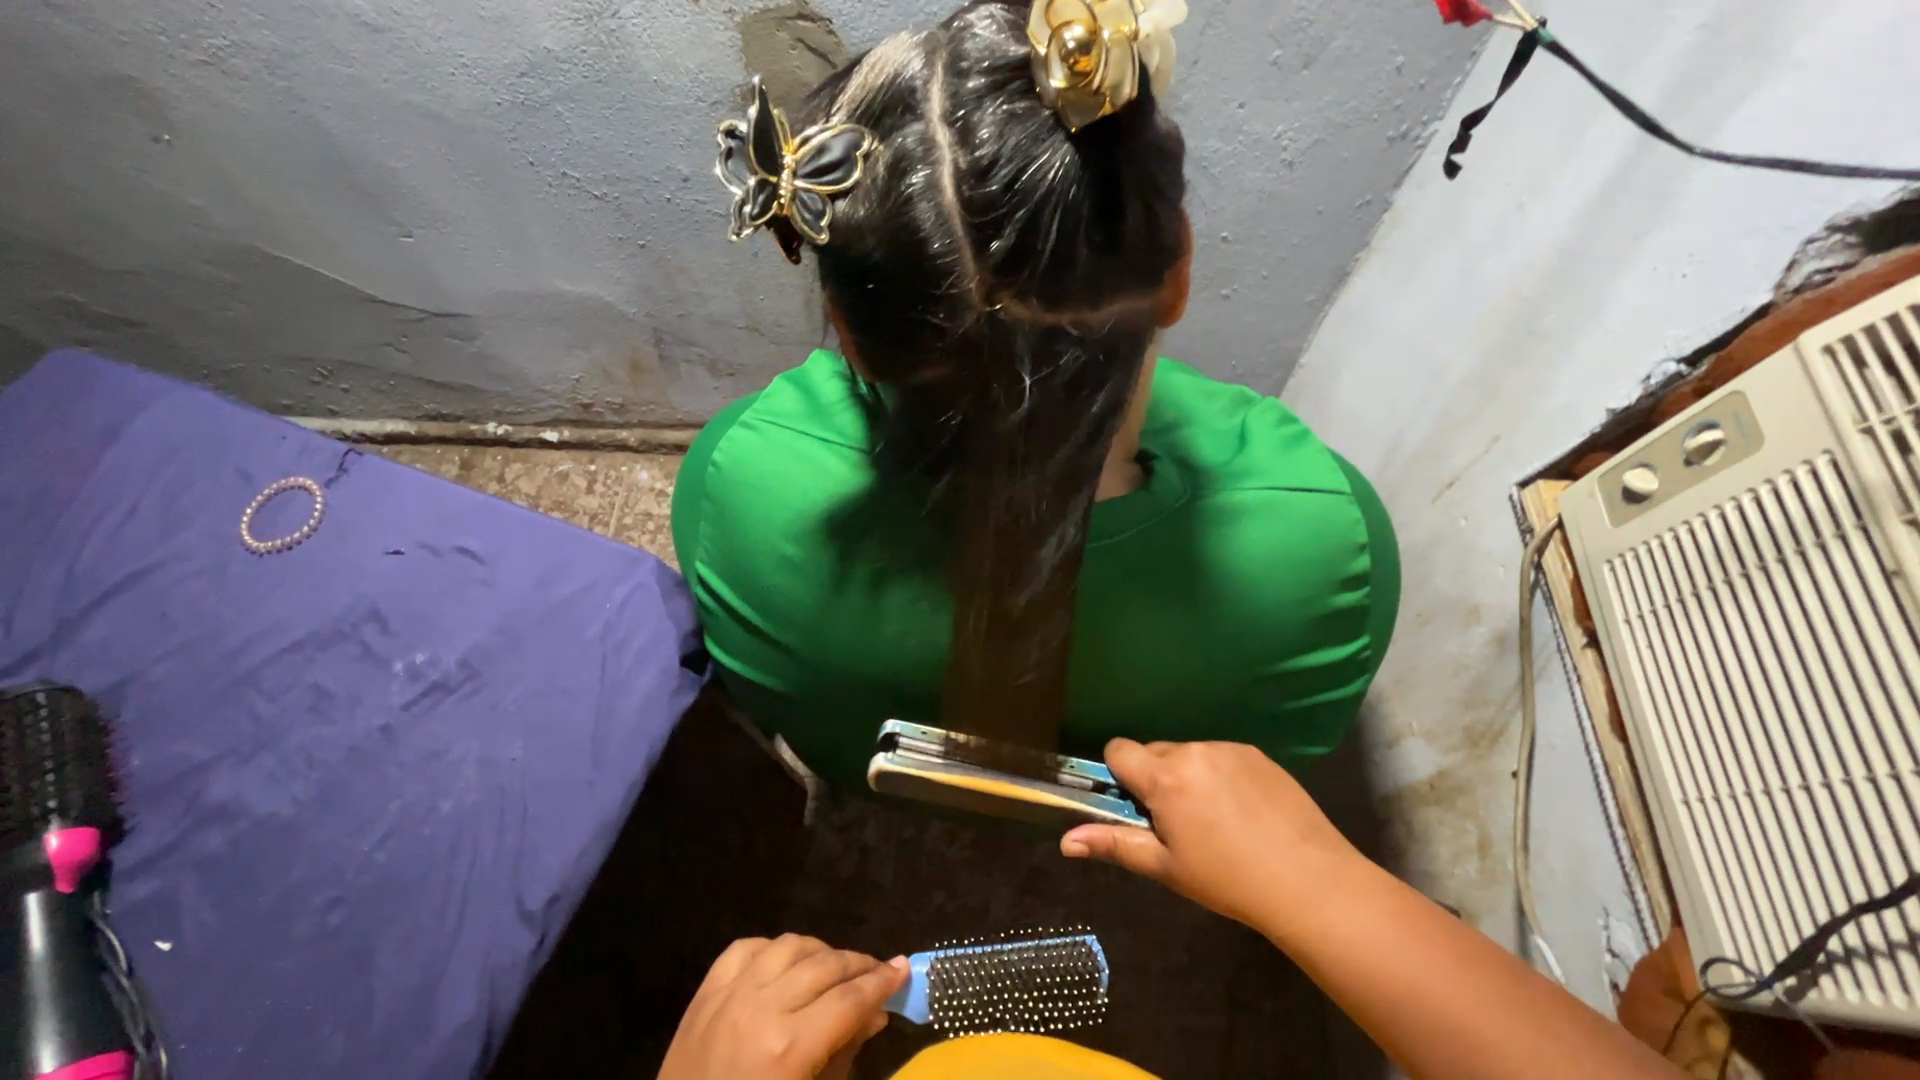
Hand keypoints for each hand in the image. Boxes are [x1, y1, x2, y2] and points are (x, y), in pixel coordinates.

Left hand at [658, 934, 908, 1079]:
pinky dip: (772, 949)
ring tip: (835, 967)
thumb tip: (875, 1013)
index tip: (903, 969)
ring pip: (789, 945)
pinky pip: (746, 948)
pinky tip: (786, 963)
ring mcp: (730, 995)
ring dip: (820, 951)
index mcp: (789, 1047)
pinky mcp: (705, 993)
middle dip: (859, 964)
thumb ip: (845, 1054)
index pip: (850, 998)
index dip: (882, 982)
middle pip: (825, 965)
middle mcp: (762, 1008)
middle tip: (878, 972)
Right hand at [1061, 739, 1359, 929]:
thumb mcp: (1164, 867)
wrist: (1309, 881)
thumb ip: (1112, 844)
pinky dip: (1219, 777)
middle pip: (1154, 752)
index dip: (1118, 774)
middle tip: (1175, 824)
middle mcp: (1194, 751)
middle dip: (1154, 778)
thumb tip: (1065, 841)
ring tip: (1214, 822)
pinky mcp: (1259, 755)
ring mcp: (1230, 750)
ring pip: (1189, 755)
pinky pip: (1221, 757)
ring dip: (1188, 777)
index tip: (1134, 806)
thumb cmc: (1226, 879)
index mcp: (1165, 776)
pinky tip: (1242, 814)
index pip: (1118, 749)